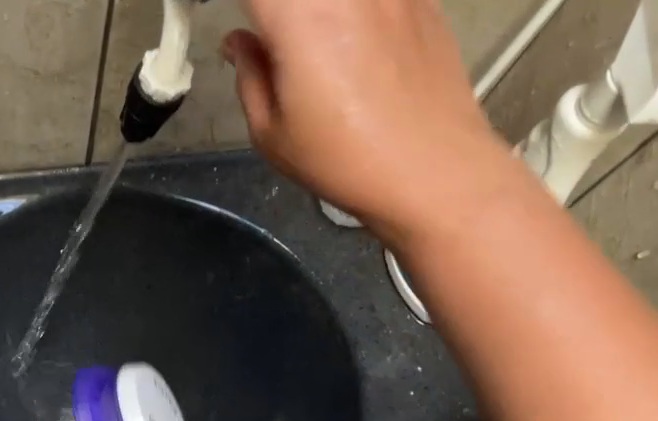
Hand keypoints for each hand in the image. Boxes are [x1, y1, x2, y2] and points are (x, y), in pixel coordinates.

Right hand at [222, 0, 526, 243]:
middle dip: (274, 8)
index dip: (238, 4)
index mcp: (300, 18)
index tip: (228, 19)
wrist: (429, 167)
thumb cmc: (339, 159)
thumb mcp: (271, 132)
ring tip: (300, 38)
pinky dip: (347, 13)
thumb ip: (250, 75)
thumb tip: (239, 42)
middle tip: (266, 34)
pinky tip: (346, 39)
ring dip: (308, 12)